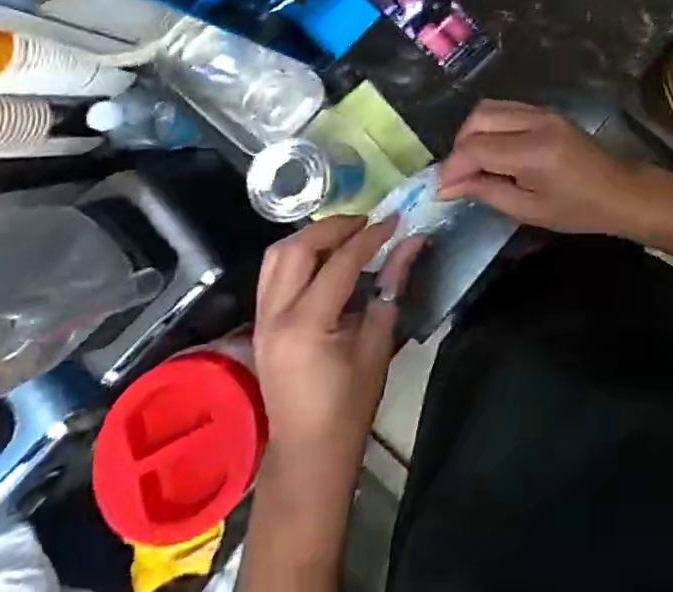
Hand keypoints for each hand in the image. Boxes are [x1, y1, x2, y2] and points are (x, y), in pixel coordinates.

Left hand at [252, 216, 425, 471]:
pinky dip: (299, 255)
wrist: (308, 451)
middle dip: (334, 227)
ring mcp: (261, 318)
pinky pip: (273, 273)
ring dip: (311, 237)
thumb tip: (412, 243)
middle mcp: (275, 315)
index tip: (396, 220)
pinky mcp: (260, 322)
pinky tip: (326, 258)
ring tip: (346, 235)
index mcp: (306, 325)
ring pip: (277, 256)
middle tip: (368, 223)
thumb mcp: (377, 344)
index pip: (340, 263)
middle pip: (297, 248)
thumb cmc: (350, 404)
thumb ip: (391, 287)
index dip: (370, 237)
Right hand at [436, 99, 672, 236]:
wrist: (620, 191)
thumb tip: (446, 186)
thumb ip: (485, 191)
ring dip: (472, 133)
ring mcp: (542, 111)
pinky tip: (491, 151)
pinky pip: (505, 109)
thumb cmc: (577, 210)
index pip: (476, 148)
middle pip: (478, 118)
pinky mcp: (546, 111)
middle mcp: (536, 122)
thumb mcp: (527, 209)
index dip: (452, 168)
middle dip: (459, 146)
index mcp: (534, 151)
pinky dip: (489, 126)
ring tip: (472, 165)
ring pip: (489, 108)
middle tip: (457, 176)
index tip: (442, 189)